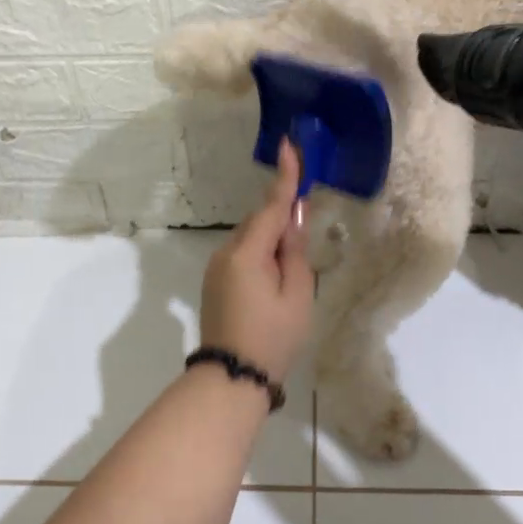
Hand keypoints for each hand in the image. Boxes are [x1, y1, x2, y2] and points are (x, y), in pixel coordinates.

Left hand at [200, 142, 315, 380]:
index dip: (285, 176)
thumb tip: (293, 218)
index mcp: (247, 252)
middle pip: (260, 221)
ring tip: (292, 271)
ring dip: (272, 240)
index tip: (289, 145)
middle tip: (306, 225)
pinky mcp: (215, 282)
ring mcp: (217, 267)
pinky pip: (243, 255)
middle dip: (283, 218)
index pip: (271, 205)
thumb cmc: (272, 337)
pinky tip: (275, 276)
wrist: (232, 378)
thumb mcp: (296, 294)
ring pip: (251, 239)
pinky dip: (261, 254)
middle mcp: (226, 252)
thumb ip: (294, 251)